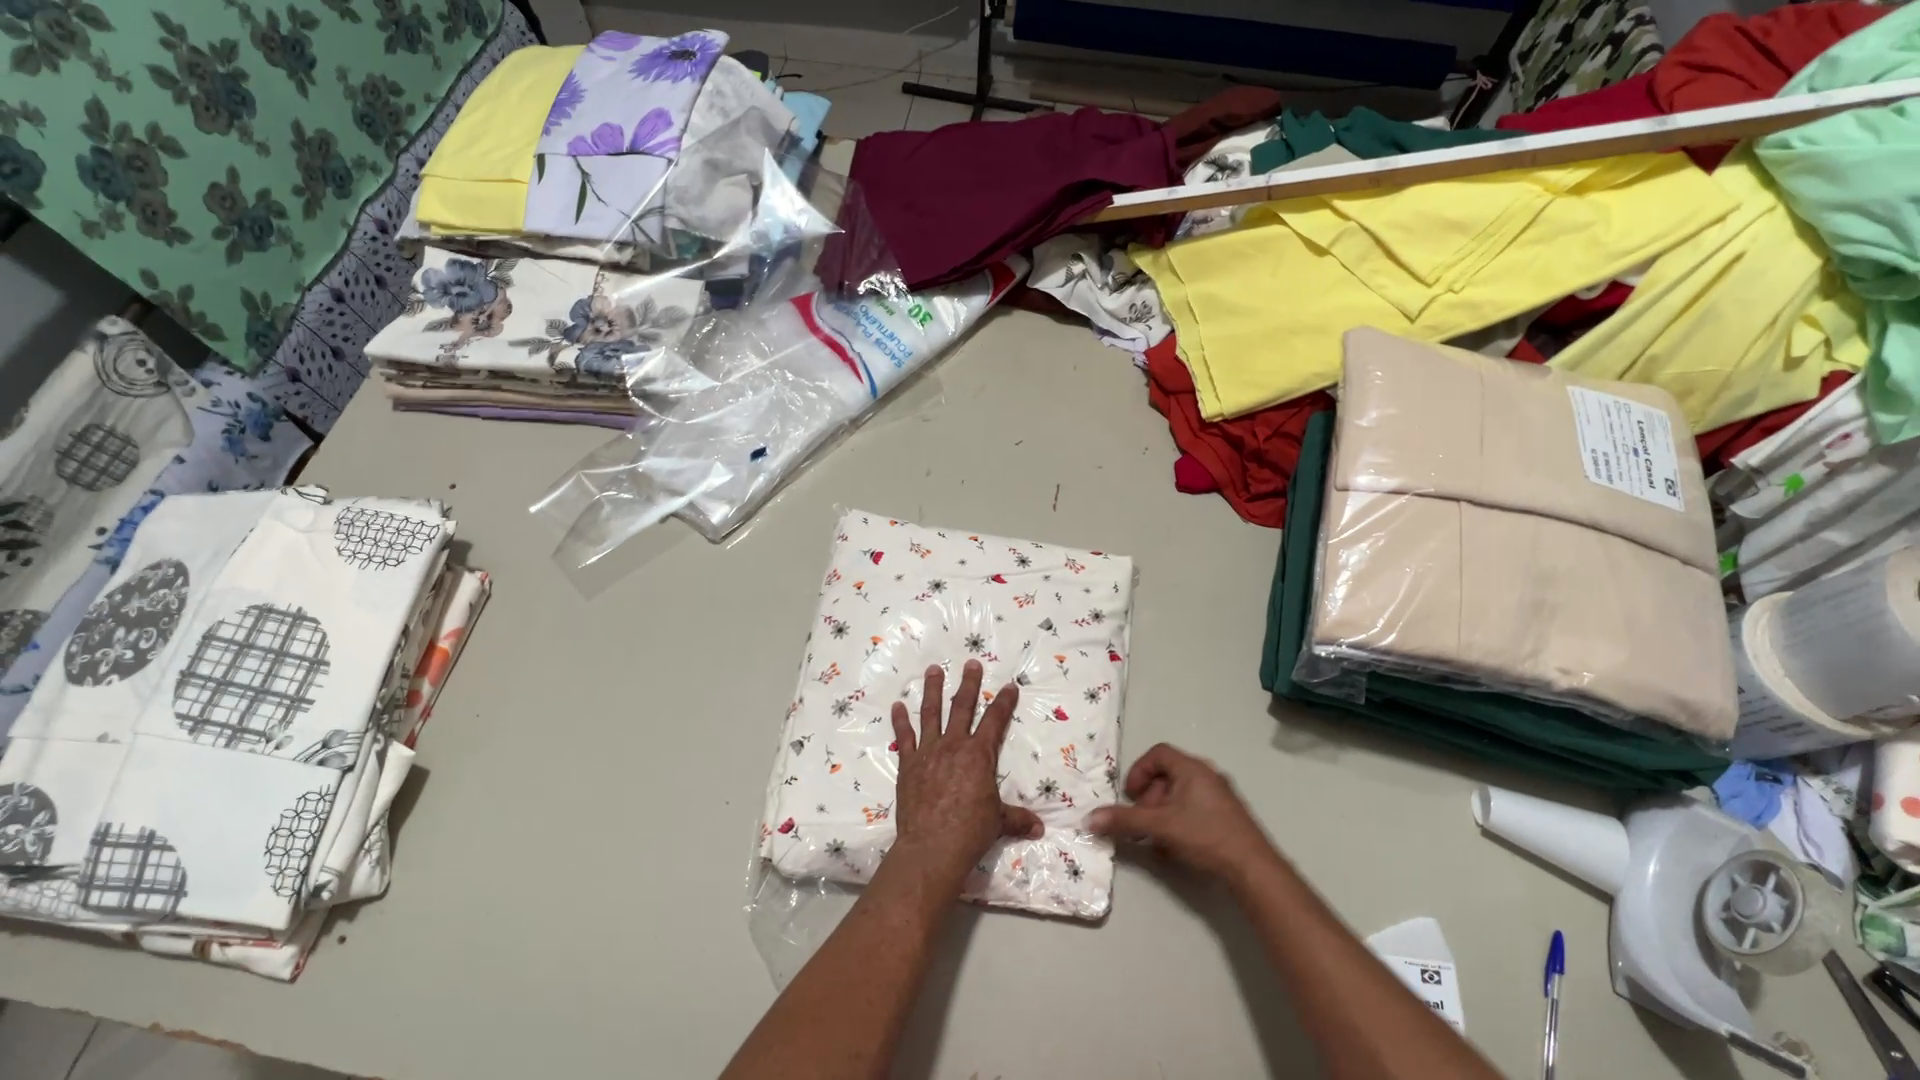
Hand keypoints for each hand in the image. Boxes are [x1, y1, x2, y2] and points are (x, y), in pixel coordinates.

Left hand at [889, 661, 1043, 885]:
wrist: (932, 846)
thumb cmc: (970, 832)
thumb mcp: (999, 822)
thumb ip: (1017, 820)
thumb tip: (1039, 828)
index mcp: (979, 755)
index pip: (995, 721)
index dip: (1004, 703)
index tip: (1009, 686)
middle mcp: (954, 746)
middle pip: (962, 707)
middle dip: (968, 684)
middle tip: (970, 663)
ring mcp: (928, 752)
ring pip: (930, 713)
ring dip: (932, 690)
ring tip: (933, 669)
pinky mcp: (907, 765)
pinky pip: (904, 737)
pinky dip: (900, 720)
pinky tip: (897, 705)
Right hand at [1087, 743, 1280, 885]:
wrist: (1252, 867)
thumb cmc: (1205, 836)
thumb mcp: (1159, 827)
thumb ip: (1124, 821)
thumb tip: (1090, 819)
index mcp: (1192, 769)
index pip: (1158, 753)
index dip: (1139, 771)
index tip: (1131, 796)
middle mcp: (1207, 776)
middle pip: (1168, 775)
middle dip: (1149, 798)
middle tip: (1142, 821)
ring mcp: (1220, 796)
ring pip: (1180, 795)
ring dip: (1162, 813)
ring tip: (1157, 839)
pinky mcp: (1227, 816)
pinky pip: (1194, 809)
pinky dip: (1178, 822)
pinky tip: (1176, 848)